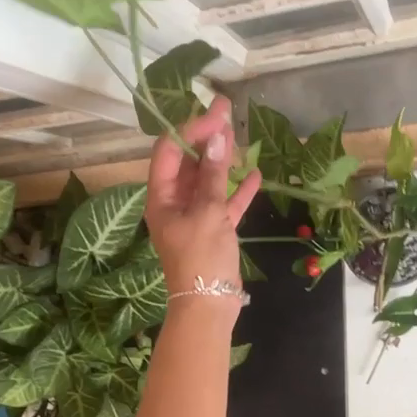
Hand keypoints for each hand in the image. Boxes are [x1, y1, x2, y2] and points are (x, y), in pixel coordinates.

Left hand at [146, 97, 261, 295]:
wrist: (208, 304)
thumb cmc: (201, 257)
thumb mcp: (208, 212)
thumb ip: (214, 175)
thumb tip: (217, 139)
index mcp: (161, 197)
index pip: (170, 151)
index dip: (190, 129)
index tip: (215, 115)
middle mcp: (174, 203)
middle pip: (188, 163)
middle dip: (206, 138)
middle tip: (227, 112)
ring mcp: (193, 217)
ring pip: (207, 181)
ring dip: (222, 160)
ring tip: (238, 136)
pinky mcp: (213, 231)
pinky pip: (224, 204)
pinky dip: (237, 190)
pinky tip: (255, 174)